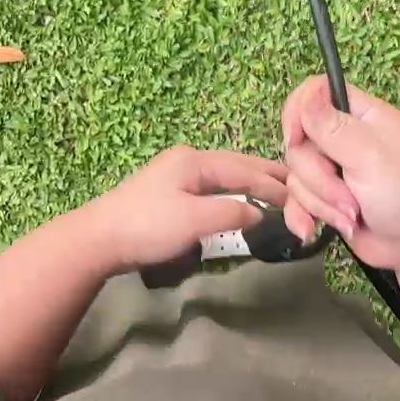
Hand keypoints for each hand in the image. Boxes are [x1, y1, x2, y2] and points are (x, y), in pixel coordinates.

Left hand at [74, 147, 289, 274]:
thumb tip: (259, 212)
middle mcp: (187, 160)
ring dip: (251, 182)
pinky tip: (240, 198)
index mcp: (195, 161)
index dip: (274, 184)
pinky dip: (233, 191)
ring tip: (277, 189)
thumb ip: (231, 212)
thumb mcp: (194, 220)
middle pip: (236, 165)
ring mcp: (175, 174)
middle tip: (298, 183)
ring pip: (224, 175)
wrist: (98, 240)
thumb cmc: (147, 227)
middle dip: (267, 175)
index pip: (245, 169)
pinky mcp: (168, 192)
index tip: (301, 196)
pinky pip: (212, 186)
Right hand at [280, 76, 399, 269]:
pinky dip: (302, 217)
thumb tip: (305, 97)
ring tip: (352, 216)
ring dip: (321, 203)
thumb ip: (335, 129)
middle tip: (351, 198)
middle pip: (299, 144)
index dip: (297, 112)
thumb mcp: (373, 157)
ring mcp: (332, 171)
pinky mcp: (324, 199)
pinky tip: (313, 231)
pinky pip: (294, 201)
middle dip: (319, 178)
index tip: (296, 139)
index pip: (314, 92)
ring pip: (297, 176)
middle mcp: (342, 139)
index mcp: (361, 116)